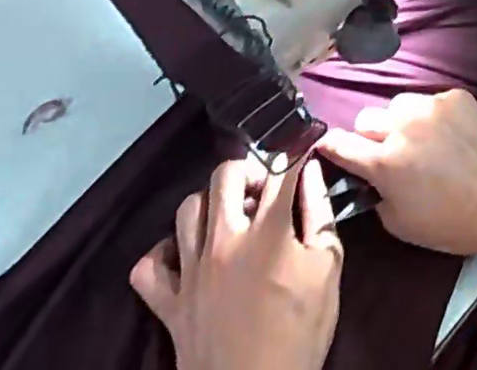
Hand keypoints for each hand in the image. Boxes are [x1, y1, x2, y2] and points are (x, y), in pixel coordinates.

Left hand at [130, 156, 342, 369]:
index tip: (305, 144)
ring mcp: (190, 273)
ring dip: (213, 203)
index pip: (282, 168)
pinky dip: (166, 251)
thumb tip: (310, 172)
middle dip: (251, 168)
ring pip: (187, 210)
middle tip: (268, 187)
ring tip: (235, 217)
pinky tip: (189, 253)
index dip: (296, 149)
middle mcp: (223, 242)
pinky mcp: (168, 305)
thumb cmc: (301, 331)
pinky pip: (148, 266)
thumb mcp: (328, 268)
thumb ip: (319, 213)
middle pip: (225, 176)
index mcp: (268, 232)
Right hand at [316, 90, 476, 258]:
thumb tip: (365, 173)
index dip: (329, 146)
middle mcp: (404, 126)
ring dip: (401, 120)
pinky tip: (448, 133)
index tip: (327, 146)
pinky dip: (432, 115)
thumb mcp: (396, 221)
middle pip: (367, 118)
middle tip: (389, 151)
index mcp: (385, 161)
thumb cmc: (448, 221)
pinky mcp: (456, 96)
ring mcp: (432, 106)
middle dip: (371, 135)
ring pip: (398, 104)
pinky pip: (430, 100)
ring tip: (421, 140)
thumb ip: (373, 191)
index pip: (339, 143)